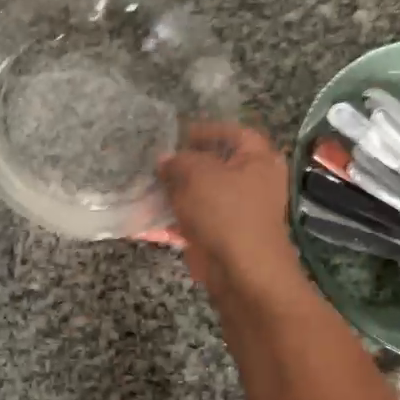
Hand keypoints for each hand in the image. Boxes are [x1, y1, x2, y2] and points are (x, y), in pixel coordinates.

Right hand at [142, 123, 303, 302]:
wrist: (240, 269)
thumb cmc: (225, 212)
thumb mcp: (197, 174)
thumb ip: (178, 161)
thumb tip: (165, 160)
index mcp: (257, 160)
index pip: (233, 134)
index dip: (205, 131)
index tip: (175, 135)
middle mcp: (252, 183)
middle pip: (213, 166)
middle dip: (181, 166)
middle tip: (153, 165)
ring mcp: (236, 212)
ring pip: (199, 196)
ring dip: (171, 194)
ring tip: (142, 191)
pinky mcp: (220, 236)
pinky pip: (191, 222)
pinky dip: (170, 221)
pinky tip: (143, 221)